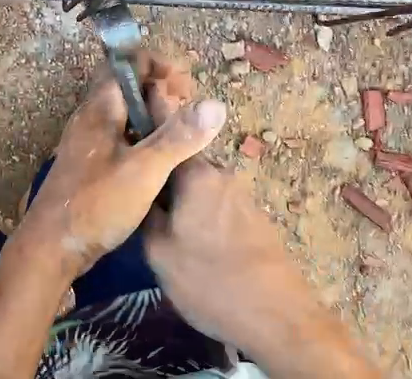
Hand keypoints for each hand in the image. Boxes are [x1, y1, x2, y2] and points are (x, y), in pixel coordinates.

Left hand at [14, 52, 226, 280]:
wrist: (51, 247)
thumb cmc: (97, 203)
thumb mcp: (144, 170)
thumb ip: (178, 137)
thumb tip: (215, 104)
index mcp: (100, 108)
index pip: (126, 63)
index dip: (157, 64)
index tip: (186, 84)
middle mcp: (90, 117)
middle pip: (126, 86)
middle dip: (159, 88)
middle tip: (189, 107)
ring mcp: (86, 141)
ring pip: (123, 113)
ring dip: (151, 114)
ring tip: (181, 132)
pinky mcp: (88, 164)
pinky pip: (119, 135)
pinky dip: (142, 136)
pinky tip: (159, 160)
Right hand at [143, 102, 381, 378]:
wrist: (283, 321)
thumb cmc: (213, 282)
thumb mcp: (160, 253)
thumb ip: (145, 215)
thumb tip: (140, 193)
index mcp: (195, 172)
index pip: (168, 120)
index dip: (147, 102)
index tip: (128, 90)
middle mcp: (220, 172)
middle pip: (181, 155)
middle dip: (159, 163)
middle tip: (134, 183)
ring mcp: (240, 194)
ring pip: (197, 181)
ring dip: (179, 191)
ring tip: (159, 217)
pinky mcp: (253, 218)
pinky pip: (214, 200)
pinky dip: (198, 209)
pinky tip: (190, 238)